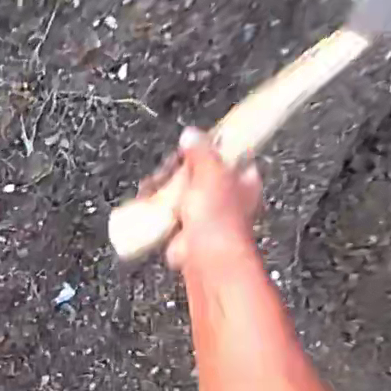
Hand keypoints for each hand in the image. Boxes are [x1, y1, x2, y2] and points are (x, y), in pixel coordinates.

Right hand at [137, 127, 263, 272]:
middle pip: (197, 174)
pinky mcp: (186, 231)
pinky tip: (148, 206)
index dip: (205, 150)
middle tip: (166, 171)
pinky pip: (169, 215)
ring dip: (163, 190)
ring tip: (150, 188)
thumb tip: (190, 134)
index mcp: (243, 179)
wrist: (205, 257)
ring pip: (181, 194)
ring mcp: (206, 215)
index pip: (225, 156)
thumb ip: (200, 151)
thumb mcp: (210, 172)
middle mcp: (227, 197)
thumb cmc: (218, 218)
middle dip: (177, 172)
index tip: (186, 148)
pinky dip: (157, 211)